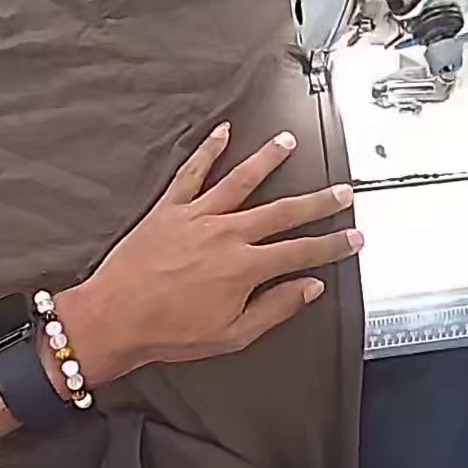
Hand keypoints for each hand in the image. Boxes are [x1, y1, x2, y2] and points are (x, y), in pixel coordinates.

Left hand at [52, 123, 360, 385]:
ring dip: (269, 160)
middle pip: (283, 211)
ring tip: (288, 142)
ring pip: (242, 180)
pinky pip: (192, 172)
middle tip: (341, 191)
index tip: (353, 237)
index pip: (301, 251)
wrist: (114, 318)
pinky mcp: (170, 209)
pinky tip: (222, 132)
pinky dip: (208, 150)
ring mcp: (197, 216)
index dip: (332, 245)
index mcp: (244, 267)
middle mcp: (226, 234)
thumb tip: (309, 289)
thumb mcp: (232, 334)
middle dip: (318, 201)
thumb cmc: (168, 331)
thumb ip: (275, 308)